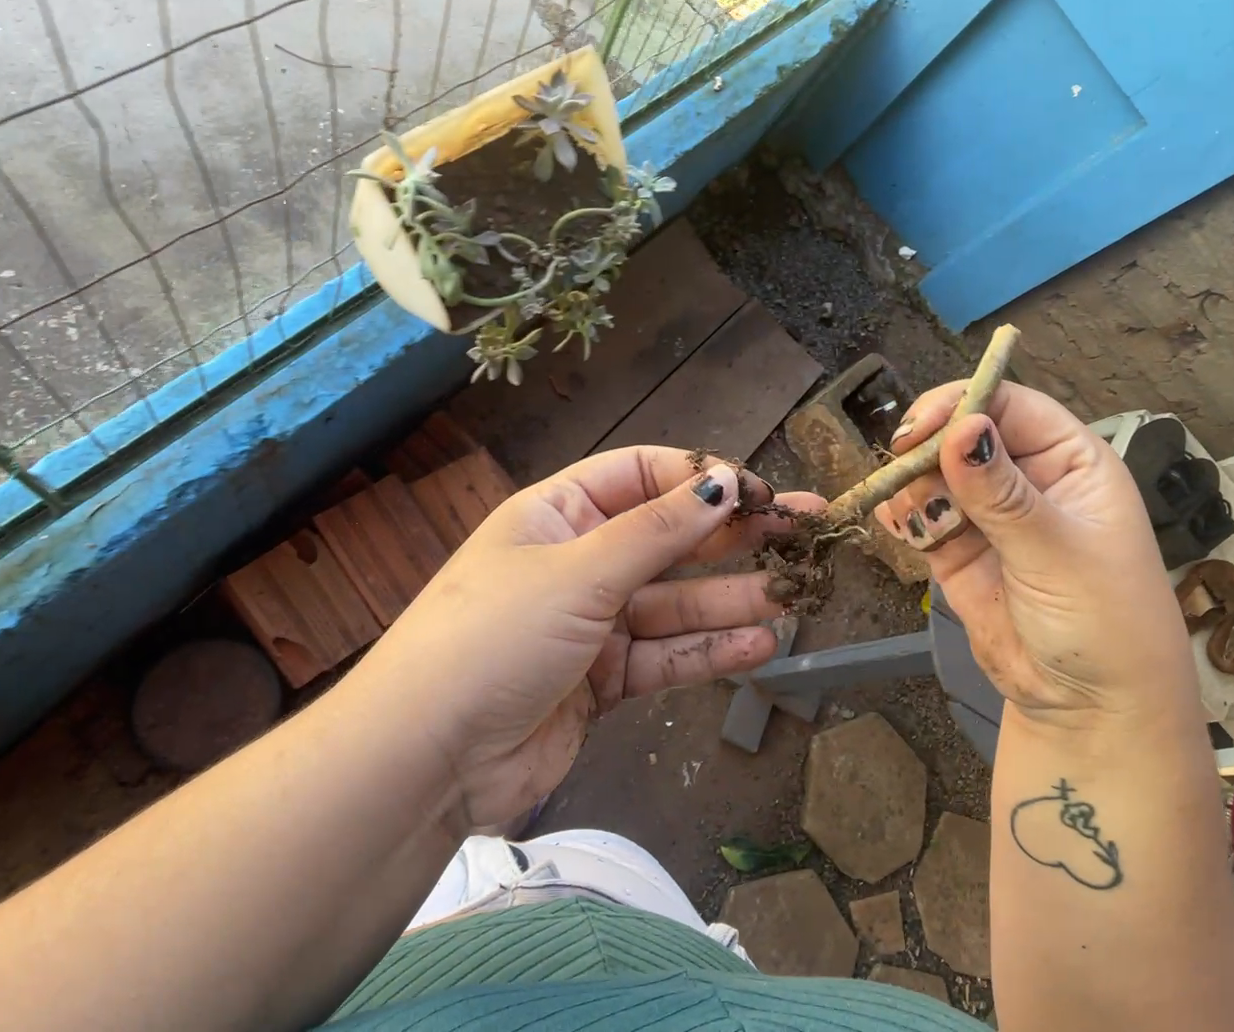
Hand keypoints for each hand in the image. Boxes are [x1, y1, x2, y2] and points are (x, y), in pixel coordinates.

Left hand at [357, 448, 826, 828]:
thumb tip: (723, 481)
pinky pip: (665, 657)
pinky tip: (759, 646)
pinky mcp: (601, 682)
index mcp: (557, 514)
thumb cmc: (492, 638)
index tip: (760, 491)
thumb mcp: (576, 572)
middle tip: (805, 531)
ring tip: (794, 594)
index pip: (641, 476)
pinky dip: (708, 651)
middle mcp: (576, 561)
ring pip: (674, 603)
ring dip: (731, 599)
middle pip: (667, 539)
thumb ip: (656, 532)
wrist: (428, 757)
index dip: (701, 478)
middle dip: (733, 536)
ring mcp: (590, 624)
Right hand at [873, 381, 1195, 724]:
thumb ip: (1002, 494)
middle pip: (961, 435)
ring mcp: (986, 516)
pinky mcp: (956, 550)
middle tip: (898, 468)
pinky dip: (901, 515)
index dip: (962, 405)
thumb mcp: (1057, 552)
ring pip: (933, 475)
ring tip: (911, 516)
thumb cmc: (1103, 622)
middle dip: (927, 448)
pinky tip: (895, 524)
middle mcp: (1025, 479)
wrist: (1087, 706)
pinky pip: (919, 517)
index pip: (1009, 406)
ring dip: (910, 486)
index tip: (919, 429)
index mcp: (1069, 461)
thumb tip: (962, 428)